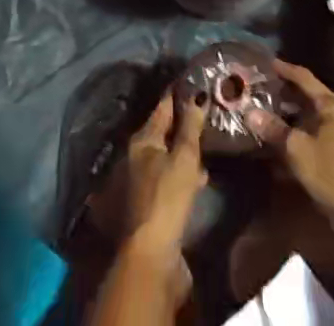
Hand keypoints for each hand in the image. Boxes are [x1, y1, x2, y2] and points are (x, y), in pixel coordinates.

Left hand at [120, 91, 208, 249]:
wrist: (148, 253)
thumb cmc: (167, 196)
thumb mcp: (185, 157)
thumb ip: (191, 126)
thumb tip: (196, 94)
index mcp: (141, 141)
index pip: (161, 107)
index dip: (176, 94)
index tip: (191, 81)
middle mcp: (130, 158)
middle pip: (159, 133)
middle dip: (180, 125)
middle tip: (203, 115)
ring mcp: (132, 183)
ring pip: (161, 157)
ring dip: (180, 152)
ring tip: (203, 150)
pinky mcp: (139, 205)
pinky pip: (162, 178)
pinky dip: (176, 173)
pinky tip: (194, 179)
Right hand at [246, 60, 333, 227]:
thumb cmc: (330, 171)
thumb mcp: (298, 148)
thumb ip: (274, 129)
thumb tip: (249, 112)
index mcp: (330, 105)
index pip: (305, 78)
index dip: (285, 69)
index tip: (264, 63)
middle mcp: (333, 114)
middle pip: (305, 96)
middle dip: (281, 91)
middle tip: (256, 87)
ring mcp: (332, 134)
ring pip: (304, 116)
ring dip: (283, 114)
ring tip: (257, 110)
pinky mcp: (329, 153)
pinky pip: (305, 135)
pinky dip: (289, 133)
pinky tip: (270, 139)